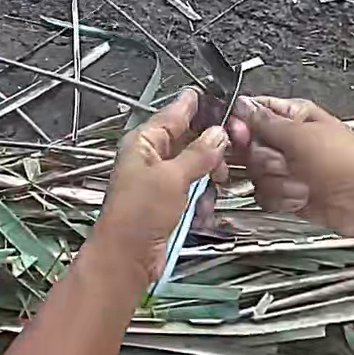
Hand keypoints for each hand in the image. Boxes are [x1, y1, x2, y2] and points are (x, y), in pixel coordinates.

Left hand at [93, 88, 229, 280]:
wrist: (128, 258)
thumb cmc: (138, 214)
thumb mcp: (173, 177)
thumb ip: (199, 154)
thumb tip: (218, 133)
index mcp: (144, 142)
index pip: (173, 113)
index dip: (195, 105)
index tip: (215, 96)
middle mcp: (151, 157)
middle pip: (189, 141)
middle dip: (209, 150)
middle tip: (225, 154)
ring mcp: (160, 180)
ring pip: (195, 168)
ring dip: (207, 181)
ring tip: (212, 190)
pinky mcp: (168, 202)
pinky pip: (194, 192)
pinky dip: (201, 201)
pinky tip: (201, 212)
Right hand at [225, 96, 353, 237]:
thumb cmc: (348, 163)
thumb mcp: (301, 135)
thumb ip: (264, 121)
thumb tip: (241, 104)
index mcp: (294, 116)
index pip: (253, 113)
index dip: (242, 125)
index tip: (242, 135)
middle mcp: (288, 140)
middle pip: (249, 145)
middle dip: (264, 158)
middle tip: (282, 160)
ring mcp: (287, 168)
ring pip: (255, 172)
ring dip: (277, 180)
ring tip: (300, 180)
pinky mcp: (287, 192)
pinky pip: (264, 194)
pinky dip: (282, 197)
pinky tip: (301, 195)